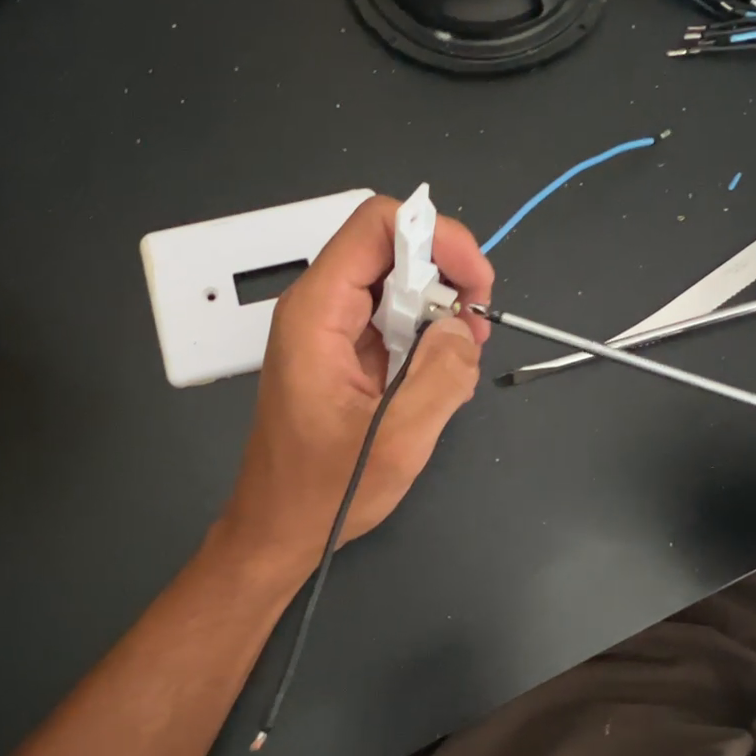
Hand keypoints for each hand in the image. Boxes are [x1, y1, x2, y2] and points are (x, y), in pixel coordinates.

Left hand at [218, 196, 493, 569]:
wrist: (279, 531)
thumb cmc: (325, 492)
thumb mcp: (395, 440)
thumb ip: (440, 376)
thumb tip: (461, 329)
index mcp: (317, 313)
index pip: (377, 224)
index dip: (436, 236)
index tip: (475, 283)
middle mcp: (319, 310)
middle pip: (390, 251)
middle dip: (445, 277)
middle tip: (477, 328)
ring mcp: (329, 334)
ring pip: (395, 288)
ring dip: (438, 313)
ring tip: (464, 358)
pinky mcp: (342, 358)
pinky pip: (390, 326)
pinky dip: (424, 341)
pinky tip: (440, 379)